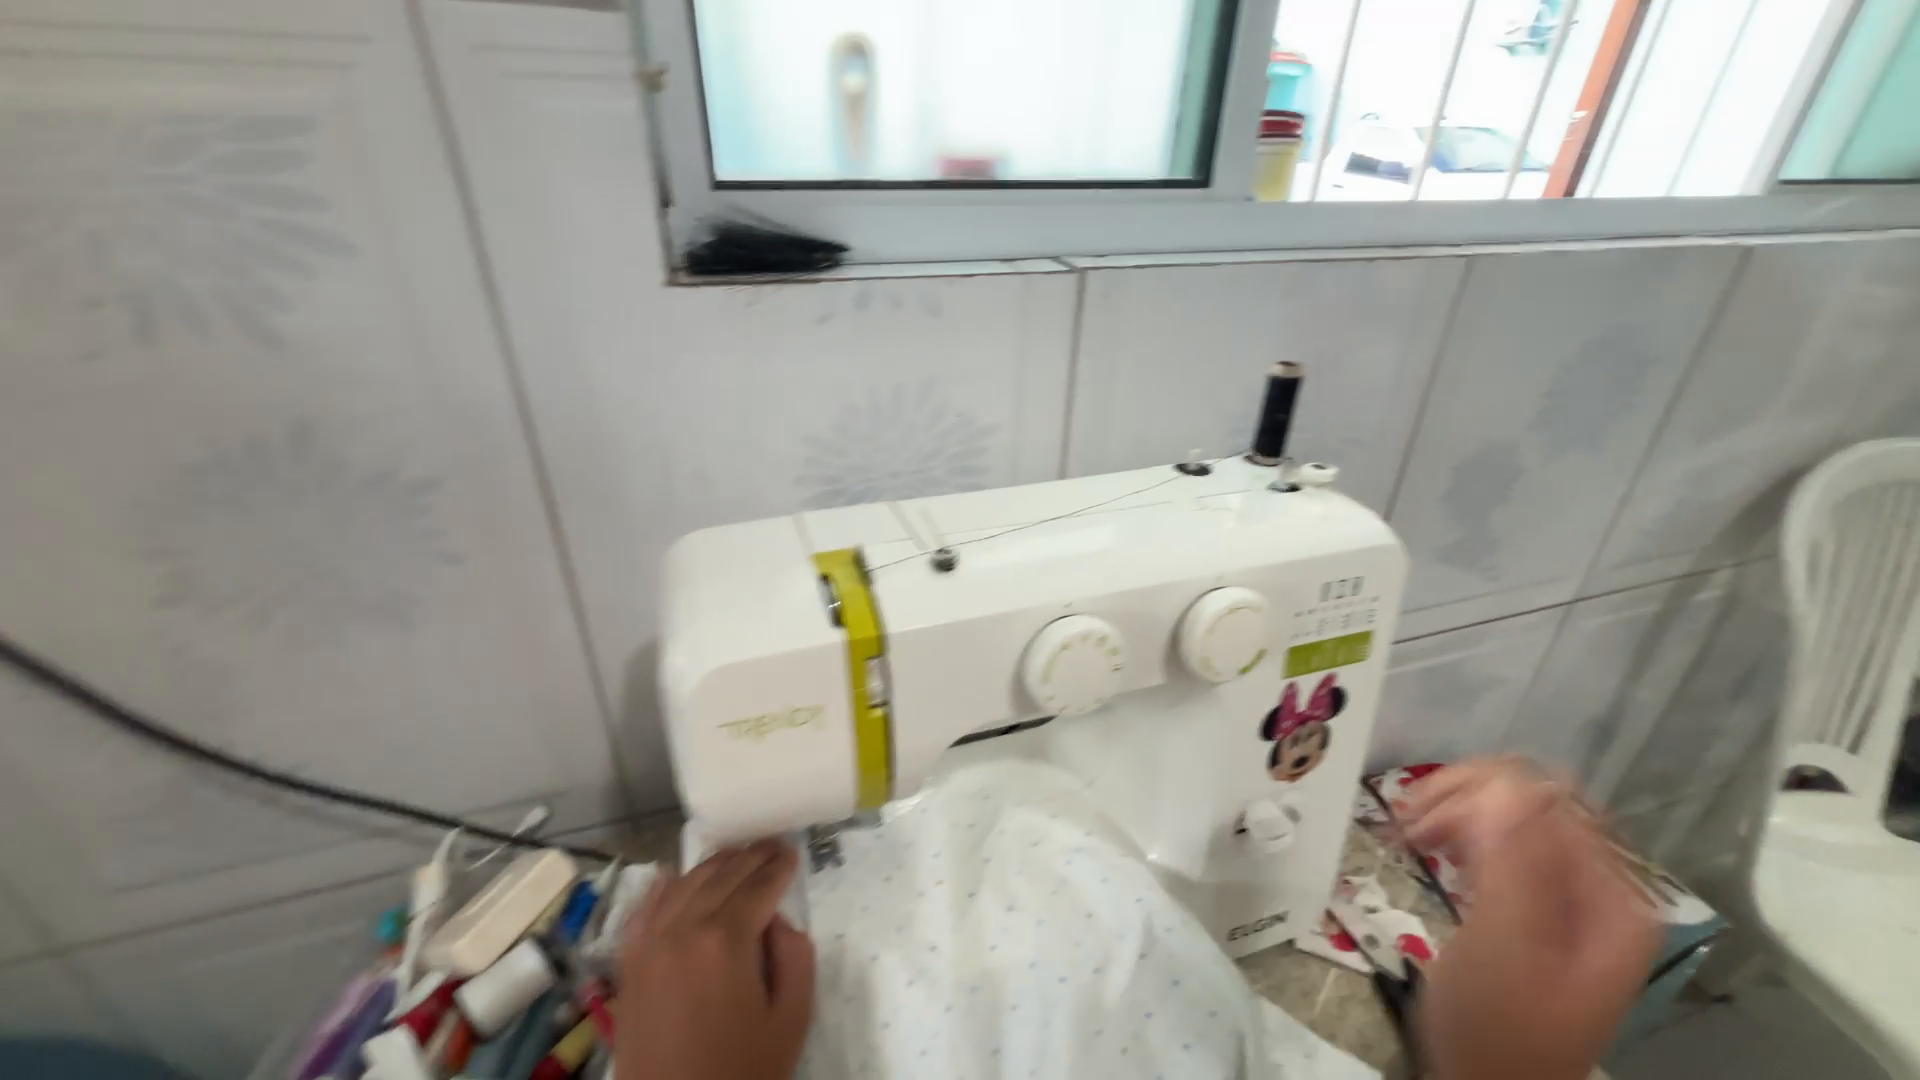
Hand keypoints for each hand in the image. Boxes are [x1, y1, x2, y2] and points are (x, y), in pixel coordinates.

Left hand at [617, 840, 814, 1079]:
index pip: (758, 886)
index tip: (792, 851)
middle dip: (751, 857)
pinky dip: (663, 888)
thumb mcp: (790, 1019)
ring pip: (684, 884)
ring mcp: (649, 946)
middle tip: (772, 845)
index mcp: (725, 941)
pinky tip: (674, 875)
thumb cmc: (741, 1073)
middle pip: (722, 876)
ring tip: (737, 855)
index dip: (779, 866)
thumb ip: (794, 956)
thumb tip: (776, 921)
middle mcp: (683, 930)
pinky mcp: (630, 967)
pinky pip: (645, 911)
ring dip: (714, 865)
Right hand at [1402, 759, 1659, 1079]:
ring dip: (1455, 812)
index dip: (1478, 793)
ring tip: (1406, 832)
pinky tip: (1427, 847)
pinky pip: (1502, 843)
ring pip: (1511, 816)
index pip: (1548, 798)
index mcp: (1610, 896)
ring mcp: (1568, 896)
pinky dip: (1460, 834)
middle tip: (1404, 821)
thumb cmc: (1496, 1027)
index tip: (1416, 817)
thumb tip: (1504, 783)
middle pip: (1532, 801)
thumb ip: (1514, 863)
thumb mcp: (1505, 946)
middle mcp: (1599, 887)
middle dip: (1463, 797)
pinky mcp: (1535, 905)